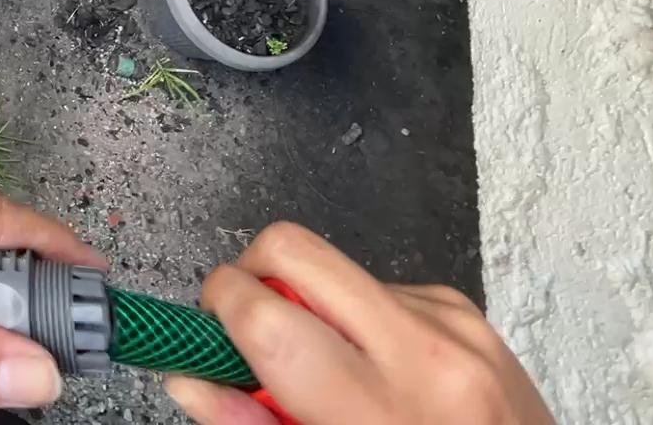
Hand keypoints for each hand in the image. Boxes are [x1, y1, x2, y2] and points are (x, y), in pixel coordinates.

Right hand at [162, 224, 553, 424]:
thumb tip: (185, 376)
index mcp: (383, 413)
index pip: (265, 313)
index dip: (218, 307)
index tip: (212, 331)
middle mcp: (425, 353)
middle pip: (290, 245)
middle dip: (250, 272)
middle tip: (252, 327)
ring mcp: (454, 323)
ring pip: (328, 263)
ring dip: (306, 301)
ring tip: (334, 370)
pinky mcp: (467, 310)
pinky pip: (373, 283)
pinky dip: (353, 316)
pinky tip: (380, 370)